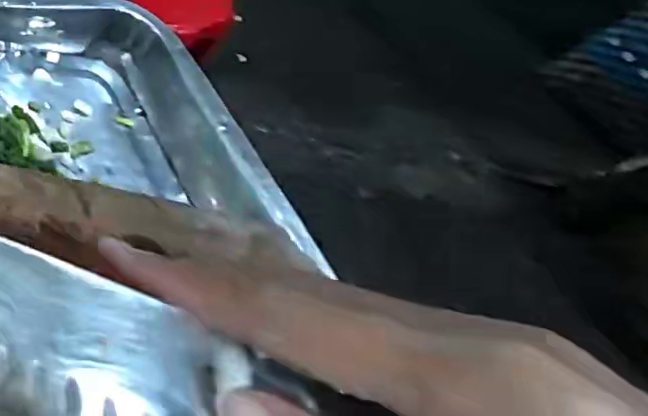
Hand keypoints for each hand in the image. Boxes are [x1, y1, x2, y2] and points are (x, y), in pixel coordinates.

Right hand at [96, 236, 647, 415]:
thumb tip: (231, 397)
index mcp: (465, 368)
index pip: (288, 309)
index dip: (192, 282)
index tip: (116, 250)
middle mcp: (484, 338)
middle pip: (316, 293)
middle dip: (221, 277)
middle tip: (141, 259)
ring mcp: (516, 353)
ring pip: (357, 309)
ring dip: (270, 303)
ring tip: (197, 287)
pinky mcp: (531, 375)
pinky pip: (395, 334)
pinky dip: (329, 332)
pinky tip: (300, 341)